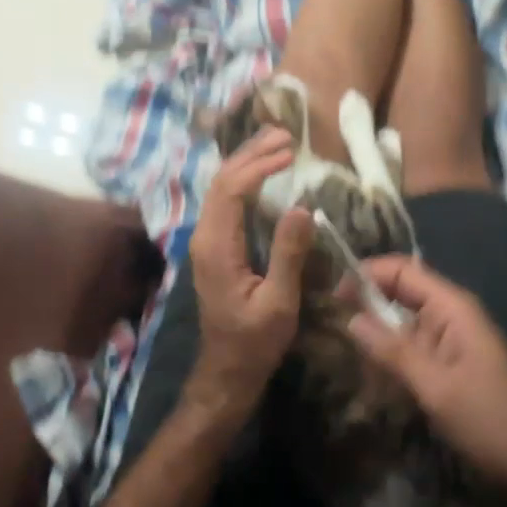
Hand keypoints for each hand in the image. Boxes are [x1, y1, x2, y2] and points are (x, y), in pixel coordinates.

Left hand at [185, 127, 315, 422]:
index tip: (289, 152)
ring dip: (246, 162)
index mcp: (216, 246)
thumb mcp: (278, 303)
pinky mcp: (213, 246)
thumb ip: (288, 254)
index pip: (232, 189)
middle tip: (285, 135)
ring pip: (220, 187)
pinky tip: (261, 171)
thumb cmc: (254, 342)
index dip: (259, 165)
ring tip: (276, 142)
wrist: (226, 371)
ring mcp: (205, 240)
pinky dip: (243, 179)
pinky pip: (224, 200)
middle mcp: (204, 236)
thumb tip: (301, 206)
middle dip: (251, 154)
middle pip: (221, 180)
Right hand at [345, 256, 506, 490]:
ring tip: (342, 342)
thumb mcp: (435, 386)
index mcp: (453, 307)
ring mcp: (454, 340)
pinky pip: (414, 346)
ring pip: (404, 320)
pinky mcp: (452, 365)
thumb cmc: (489, 420)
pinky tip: (371, 369)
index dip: (367, 273)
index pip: (402, 269)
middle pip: (401, 292)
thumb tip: (350, 318)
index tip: (333, 294)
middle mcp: (452, 314)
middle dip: (367, 300)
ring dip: (377, 329)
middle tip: (330, 318)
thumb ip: (392, 350)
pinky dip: (392, 352)